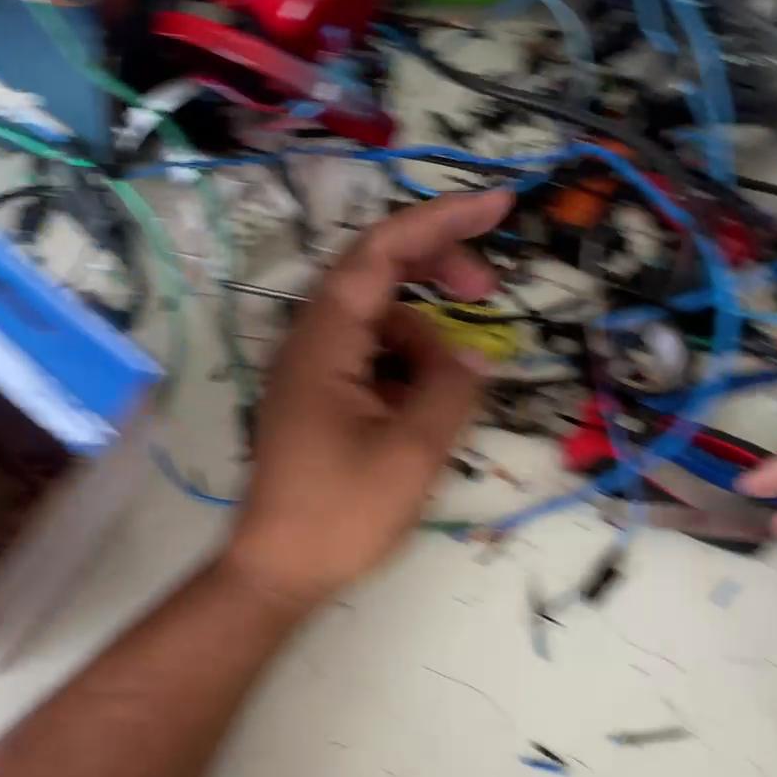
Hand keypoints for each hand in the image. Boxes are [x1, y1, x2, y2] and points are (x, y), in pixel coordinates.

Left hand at [219, 191, 512, 609]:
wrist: (276, 571)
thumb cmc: (339, 514)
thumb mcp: (412, 451)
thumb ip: (451, 389)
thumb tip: (474, 358)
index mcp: (324, 341)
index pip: (379, 251)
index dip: (440, 219)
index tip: (500, 205)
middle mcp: (308, 344)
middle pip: (375, 278)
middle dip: (436, 273)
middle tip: (489, 293)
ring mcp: (308, 374)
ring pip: (376, 327)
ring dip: (423, 340)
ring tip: (454, 392)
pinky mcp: (314, 403)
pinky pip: (367, 364)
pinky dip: (403, 371)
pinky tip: (426, 410)